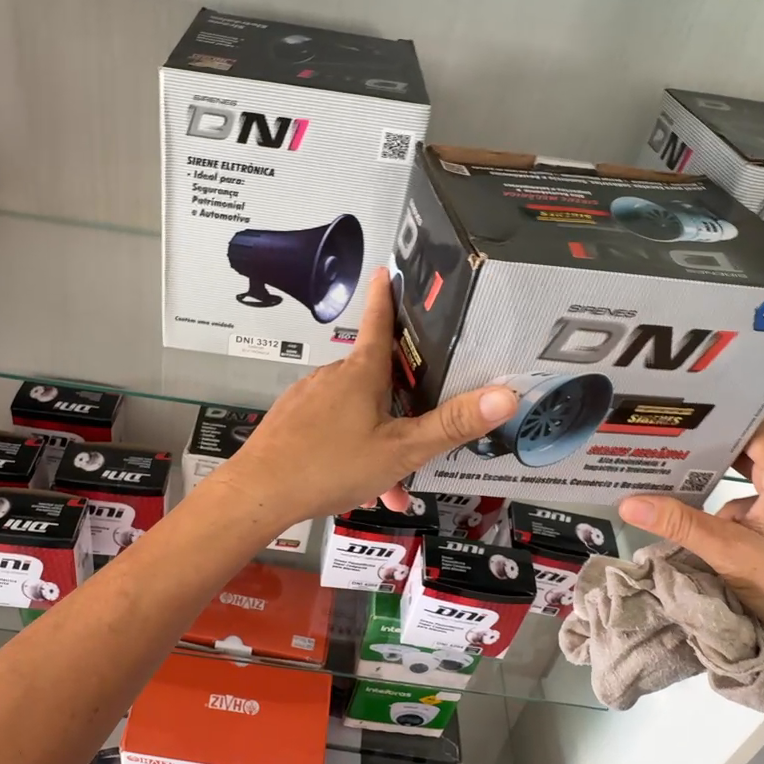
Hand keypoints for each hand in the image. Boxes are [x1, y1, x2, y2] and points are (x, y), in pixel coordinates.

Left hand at [208, 268, 518, 526]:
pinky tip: (355, 488)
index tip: (385, 270)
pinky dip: (349, 452)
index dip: (386, 296)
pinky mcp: (290, 423)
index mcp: (361, 373)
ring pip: (355, 412)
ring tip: (390, 487)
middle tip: (421, 442)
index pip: (379, 322)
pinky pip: (331, 430)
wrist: (258, 493)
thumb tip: (505, 396)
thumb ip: (452, 425)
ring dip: (378, 442)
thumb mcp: (402, 449)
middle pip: (376, 379)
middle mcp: (331, 377)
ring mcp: (307, 399)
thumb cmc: (330, 465)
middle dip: (401, 408)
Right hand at [616, 422, 763, 676]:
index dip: (711, 420)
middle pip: (749, 456)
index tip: (670, 420)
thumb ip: (682, 525)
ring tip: (676, 507)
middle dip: (705, 461)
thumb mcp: (735, 557)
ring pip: (756, 490)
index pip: (749, 426)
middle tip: (657, 458)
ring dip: (722, 502)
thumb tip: (627, 503)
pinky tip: (720, 545)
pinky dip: (743, 522)